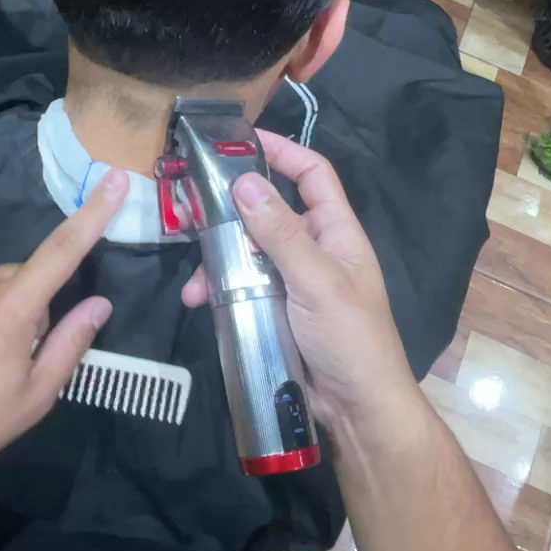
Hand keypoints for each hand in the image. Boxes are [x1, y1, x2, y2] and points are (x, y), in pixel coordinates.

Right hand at [180, 131, 417, 430]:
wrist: (356, 410)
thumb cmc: (350, 337)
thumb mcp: (316, 280)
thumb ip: (280, 233)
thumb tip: (245, 182)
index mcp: (336, 231)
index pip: (312, 174)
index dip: (283, 151)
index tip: (241, 140)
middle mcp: (313, 248)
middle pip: (269, 211)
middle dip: (233, 211)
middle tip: (194, 208)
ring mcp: (291, 280)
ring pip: (247, 251)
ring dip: (219, 258)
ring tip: (197, 279)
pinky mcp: (273, 309)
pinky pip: (241, 286)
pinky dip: (220, 289)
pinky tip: (201, 301)